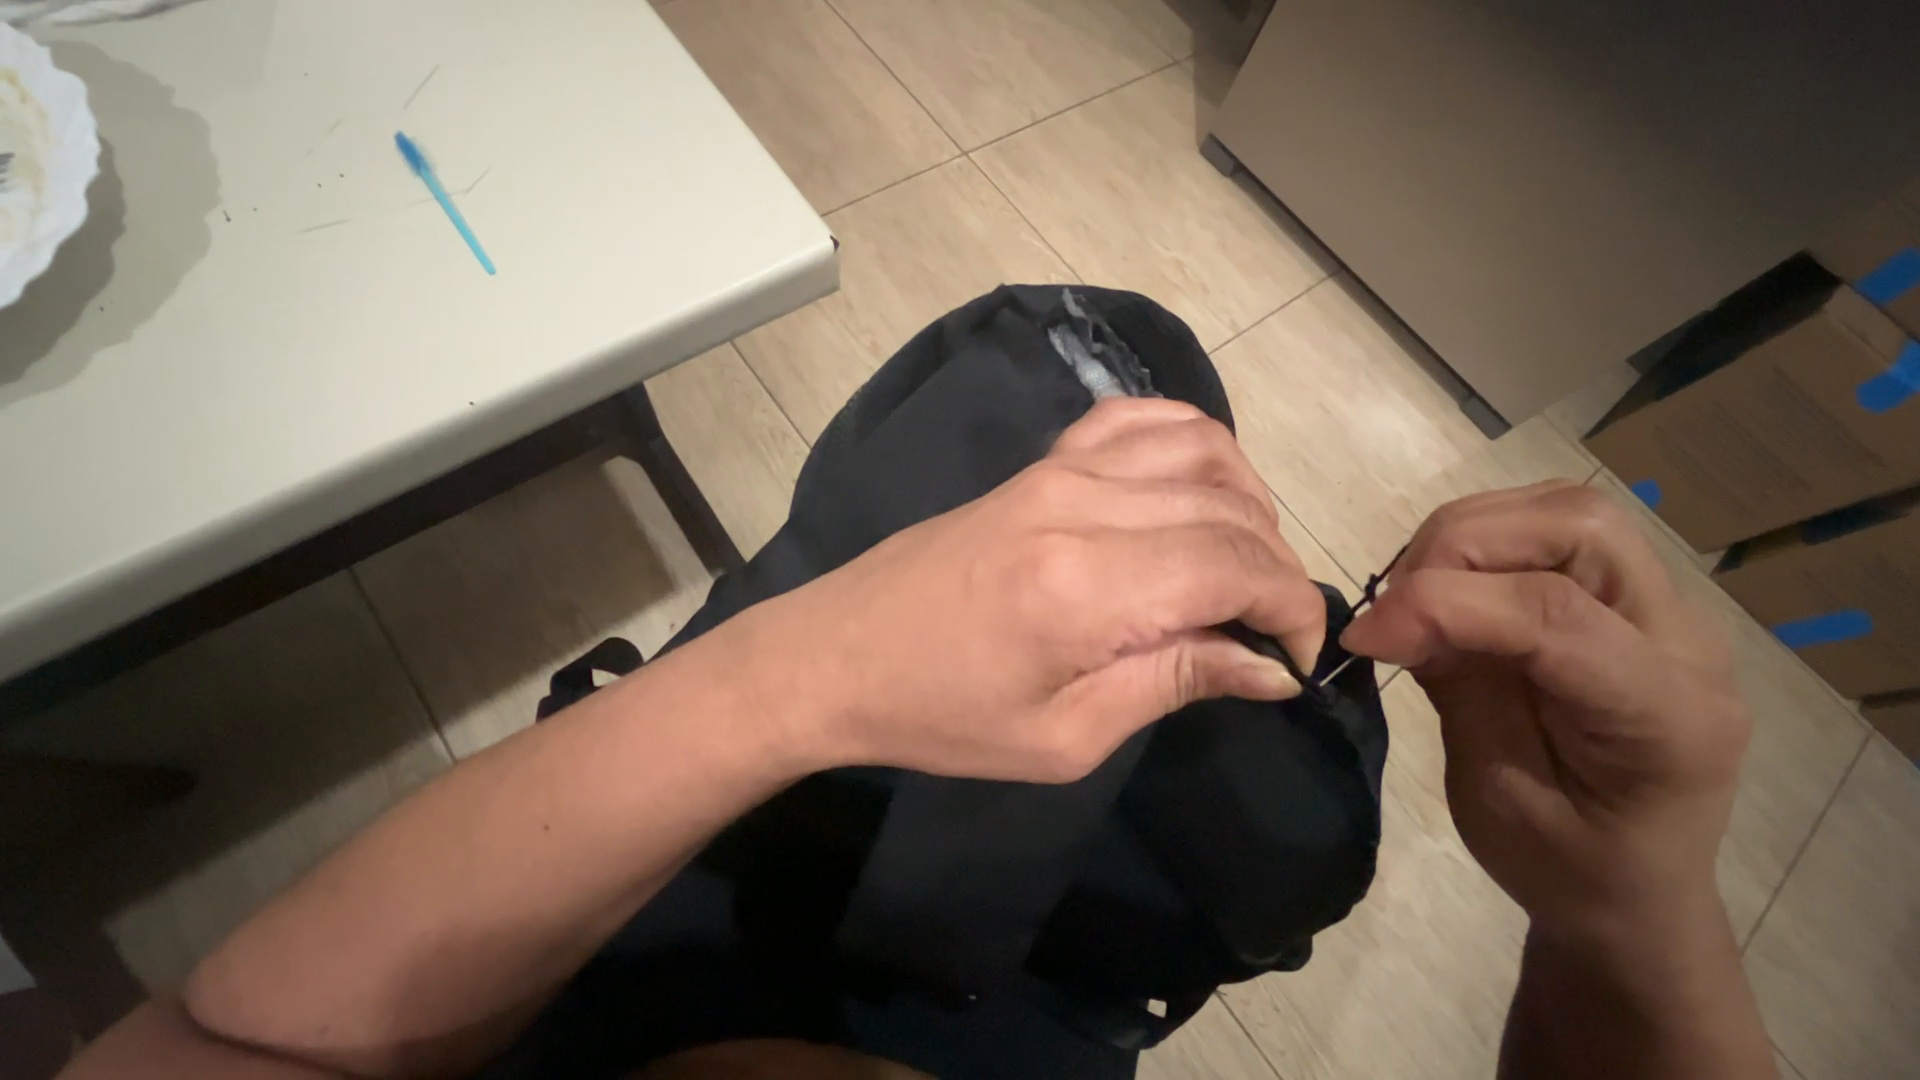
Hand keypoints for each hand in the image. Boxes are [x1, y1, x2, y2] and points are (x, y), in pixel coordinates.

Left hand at [755, 397, 1327, 783]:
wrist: (838, 655)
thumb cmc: (942, 717)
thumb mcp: (1064, 738)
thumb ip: (1174, 683)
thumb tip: (1269, 666)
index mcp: (1087, 586)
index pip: (1237, 566)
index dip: (1291, 608)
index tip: (1294, 657)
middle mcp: (1082, 505)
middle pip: (1229, 508)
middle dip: (1277, 567)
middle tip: (1269, 629)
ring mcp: (1057, 469)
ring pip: (1201, 449)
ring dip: (1248, 503)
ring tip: (1244, 565)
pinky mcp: (1038, 461)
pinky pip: (1138, 420)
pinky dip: (1194, 442)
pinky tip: (1202, 486)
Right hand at [1340, 481, 1749, 938]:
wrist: (1631, 890)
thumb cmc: (1562, 864)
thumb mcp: (1494, 792)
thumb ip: (1454, 686)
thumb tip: (1382, 619)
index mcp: (1666, 714)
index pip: (1554, 613)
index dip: (1439, 605)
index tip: (1362, 637)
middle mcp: (1684, 640)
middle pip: (1576, 525)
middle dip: (1459, 545)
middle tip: (1396, 603)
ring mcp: (1662, 609)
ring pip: (1563, 509)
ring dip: (1467, 534)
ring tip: (1417, 595)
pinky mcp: (1625, 597)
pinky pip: (1551, 529)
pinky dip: (1480, 541)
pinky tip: (1448, 591)